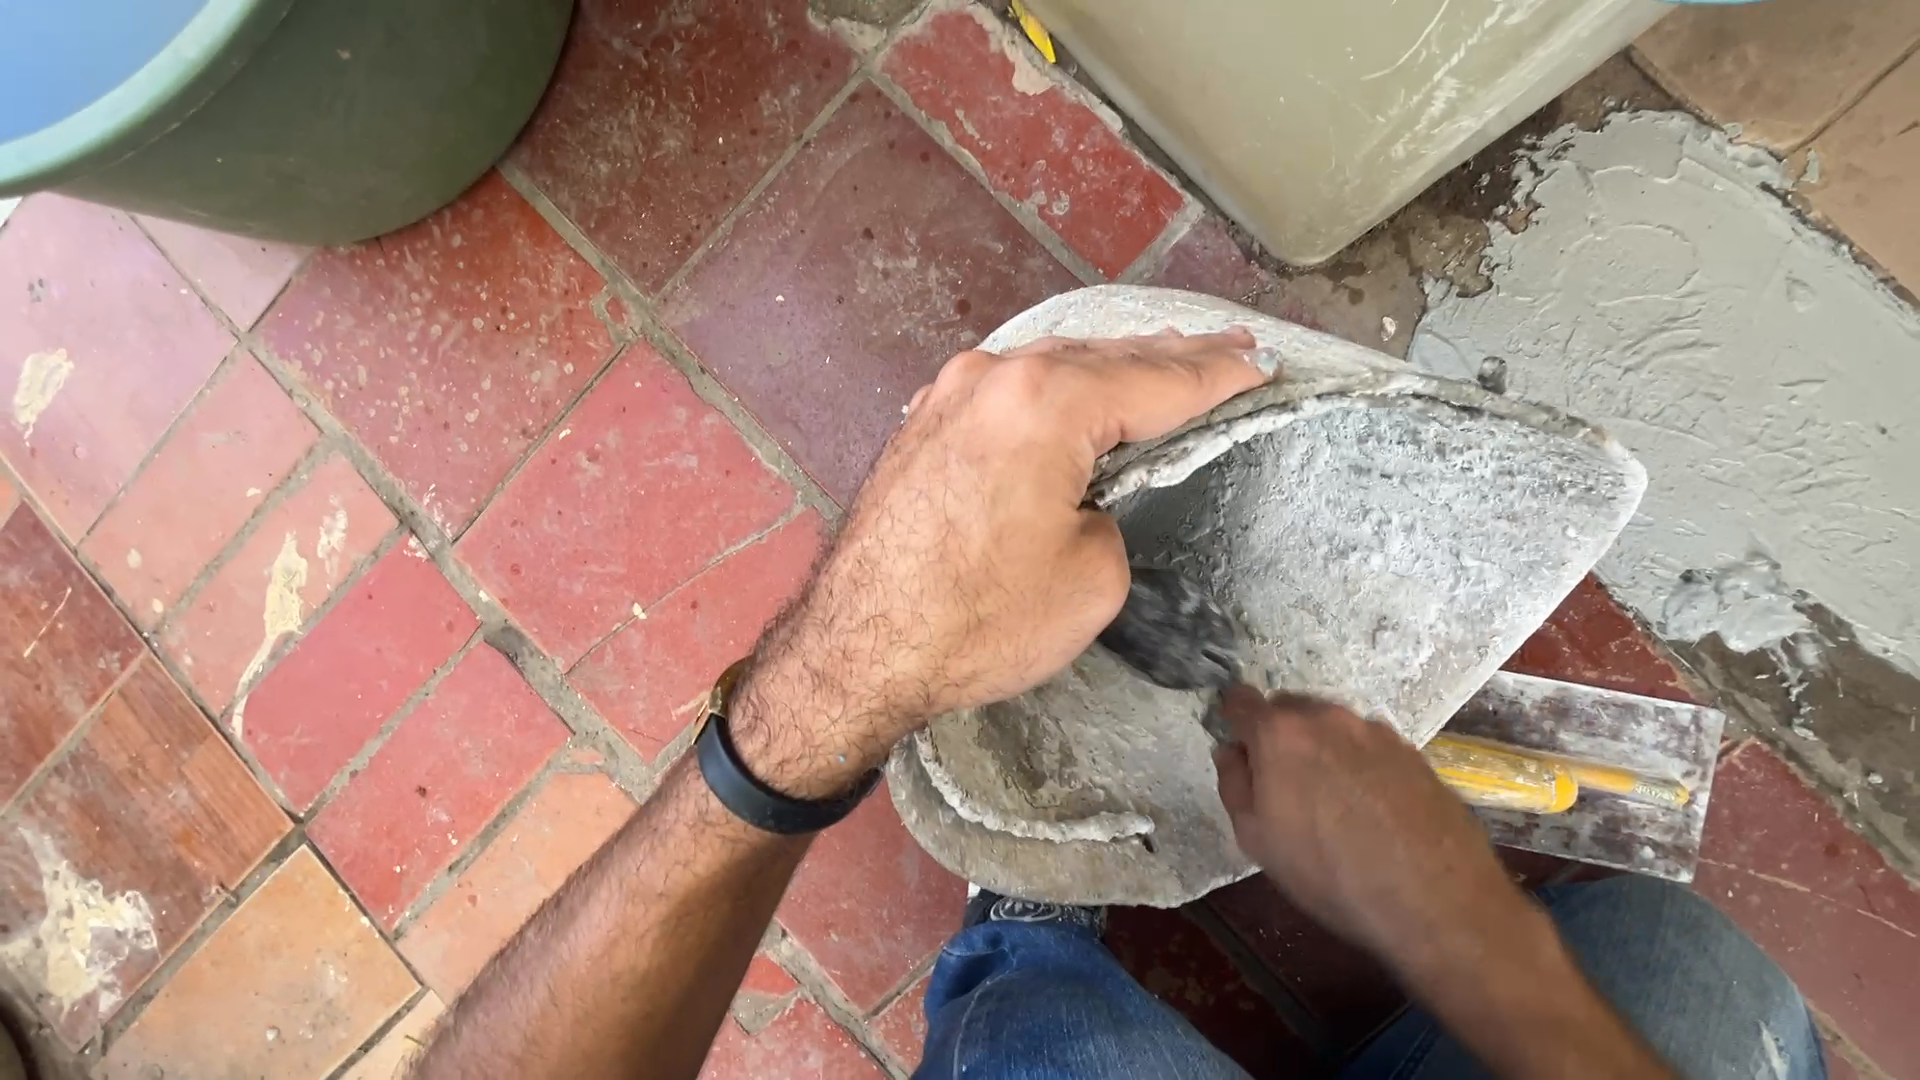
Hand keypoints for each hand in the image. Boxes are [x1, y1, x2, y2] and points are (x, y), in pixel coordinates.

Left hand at [733, 330, 1263, 795]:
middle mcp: (992, 376)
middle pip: (1103, 359)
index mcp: (1044, 402)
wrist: (854, 651)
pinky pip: (1007, 391)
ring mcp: (948, 395)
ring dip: (1108, 368)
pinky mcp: (921, 424)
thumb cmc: (978, 621)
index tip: (1261, 365)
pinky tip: (1073, 393)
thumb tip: (1081, 499)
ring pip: (1050, 367)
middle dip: (1170, 356)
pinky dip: (1052, 390)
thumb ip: (1108, 515)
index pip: (1156, 379)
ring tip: (1161, 361)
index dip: (1218, 376)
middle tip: (1225, 347)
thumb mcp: (1090, 580)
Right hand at [1212, 685, 1532, 971]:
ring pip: (1331, 726)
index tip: (1241, 751)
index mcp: (1279, 732)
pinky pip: (1369, 746)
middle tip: (1285, 784)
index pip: (1240, 699)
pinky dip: (1360, 764)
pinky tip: (1372, 808)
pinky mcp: (1414, 752)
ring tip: (1334, 801)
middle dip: (1279, 736)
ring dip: (1322, 748)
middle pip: (1288, 708)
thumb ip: (1234, 783)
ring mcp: (1376, 731)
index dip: (1234, 721)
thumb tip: (1231, 751)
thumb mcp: (1256, 838)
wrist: (1439, 904)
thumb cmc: (1329, 872)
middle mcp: (1327, 717)